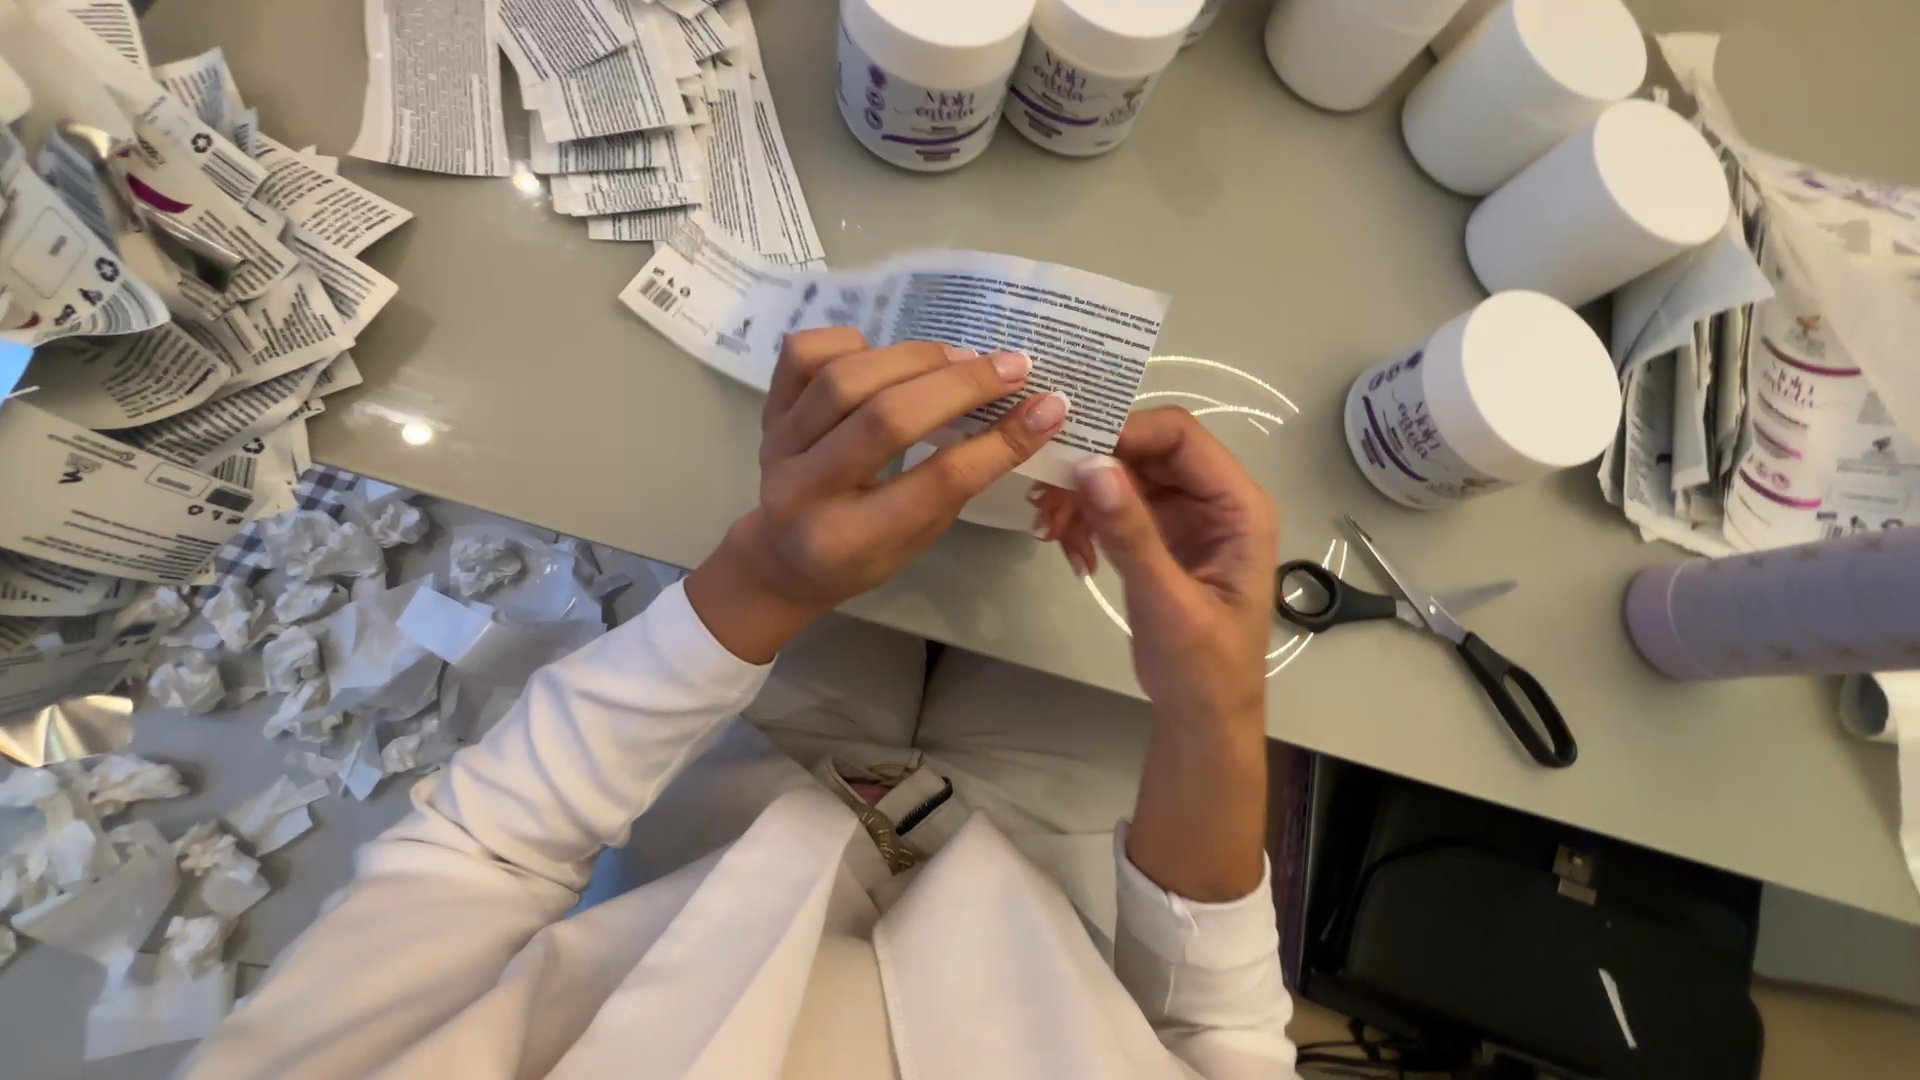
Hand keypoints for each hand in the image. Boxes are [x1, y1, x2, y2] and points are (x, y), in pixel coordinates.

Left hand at [686, 327, 1068, 662]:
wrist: (779, 557)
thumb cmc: (860, 558)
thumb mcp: (916, 537)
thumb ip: (957, 482)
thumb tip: (1024, 415)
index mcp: (850, 539)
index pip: (935, 481)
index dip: (998, 443)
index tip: (1048, 408)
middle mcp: (806, 489)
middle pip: (886, 419)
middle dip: (960, 386)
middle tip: (1011, 368)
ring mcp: (779, 445)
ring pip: (845, 380)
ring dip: (915, 359)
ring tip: (960, 358)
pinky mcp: (767, 412)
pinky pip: (803, 354)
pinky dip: (851, 343)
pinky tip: (883, 354)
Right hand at [1035, 407, 1278, 727]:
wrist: (1200, 717)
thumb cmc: (1203, 669)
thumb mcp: (1168, 602)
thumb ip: (1132, 533)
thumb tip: (1091, 466)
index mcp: (1238, 507)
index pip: (1180, 436)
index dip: (1125, 432)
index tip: (1069, 455)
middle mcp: (1213, 499)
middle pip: (1145, 451)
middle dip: (1093, 470)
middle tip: (1046, 503)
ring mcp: (1183, 516)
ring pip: (1122, 476)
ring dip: (1082, 497)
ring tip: (1053, 534)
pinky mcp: (1157, 535)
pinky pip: (1114, 505)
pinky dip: (1085, 519)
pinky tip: (1070, 550)